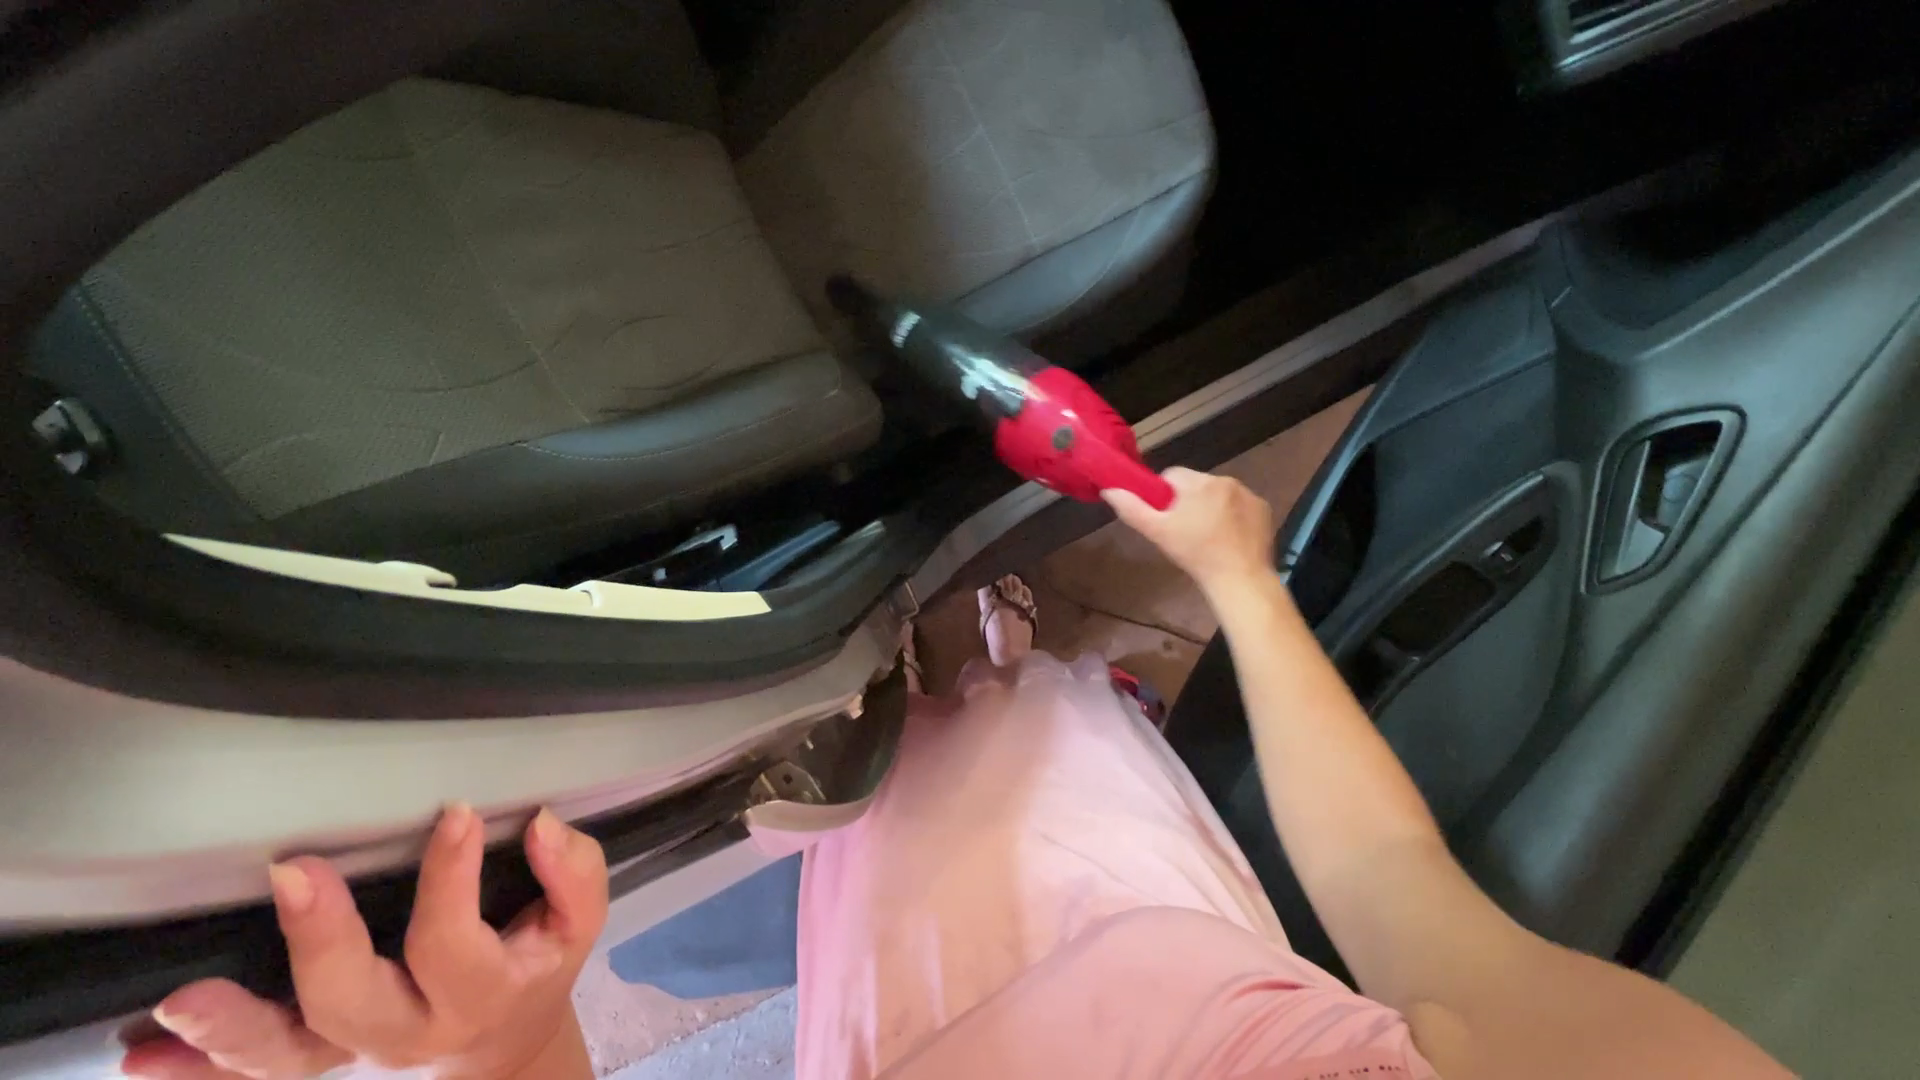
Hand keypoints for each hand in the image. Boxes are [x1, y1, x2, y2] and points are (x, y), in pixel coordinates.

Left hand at [122, 805, 607, 1079]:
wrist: (504, 1041)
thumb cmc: (539, 961)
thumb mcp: (578, 921)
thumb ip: (573, 872)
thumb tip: (540, 823)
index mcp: (479, 992)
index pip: (453, 939)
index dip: (452, 877)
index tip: (454, 812)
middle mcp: (409, 1032)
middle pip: (351, 1001)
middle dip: (320, 940)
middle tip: (295, 870)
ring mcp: (352, 1053)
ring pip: (283, 1056)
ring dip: (228, 1031)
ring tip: (179, 999)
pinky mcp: (316, 1058)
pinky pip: (252, 1076)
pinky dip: (194, 1070)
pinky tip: (138, 1053)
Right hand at [1102, 467, 1276, 594]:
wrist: (1240, 578)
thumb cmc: (1195, 555)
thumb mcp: (1157, 533)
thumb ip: (1132, 509)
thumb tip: (1109, 489)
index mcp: (1197, 483)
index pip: (1172, 475)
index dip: (1164, 495)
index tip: (1166, 518)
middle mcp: (1224, 480)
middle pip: (1196, 483)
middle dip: (1188, 500)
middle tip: (1185, 530)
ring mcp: (1248, 493)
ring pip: (1218, 493)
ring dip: (1211, 506)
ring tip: (1209, 536)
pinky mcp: (1263, 507)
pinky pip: (1240, 503)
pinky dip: (1233, 514)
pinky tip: (1230, 537)